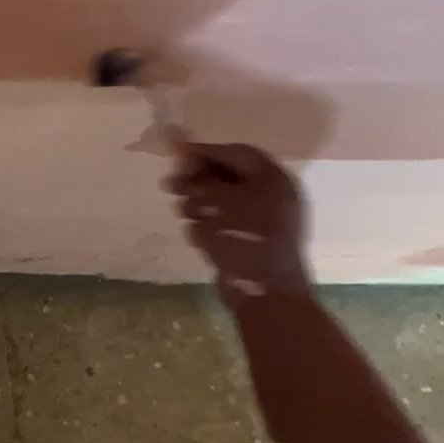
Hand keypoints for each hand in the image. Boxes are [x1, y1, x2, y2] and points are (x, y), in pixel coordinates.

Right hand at [168, 143, 311, 301]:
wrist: (264, 290)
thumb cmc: (244, 236)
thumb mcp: (218, 199)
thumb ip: (199, 177)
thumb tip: (184, 157)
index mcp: (273, 179)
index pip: (236, 153)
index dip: (204, 152)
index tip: (175, 157)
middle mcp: (271, 196)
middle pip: (226, 177)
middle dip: (196, 182)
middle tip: (169, 186)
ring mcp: (262, 221)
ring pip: (220, 202)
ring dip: (198, 205)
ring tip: (187, 216)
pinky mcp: (250, 242)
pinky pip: (224, 224)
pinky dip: (208, 227)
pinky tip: (201, 238)